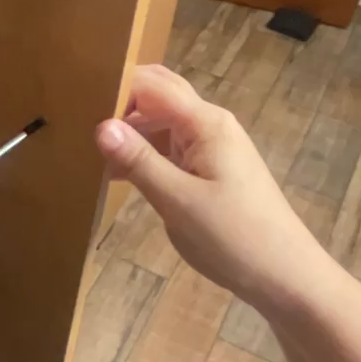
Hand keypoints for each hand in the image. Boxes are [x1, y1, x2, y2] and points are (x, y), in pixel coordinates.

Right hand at [96, 64, 324, 307]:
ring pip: (160, 122)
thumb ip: (139, 161)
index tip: (75, 100)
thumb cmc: (234, 237)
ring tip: (85, 143)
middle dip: (121, 99)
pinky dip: (142, 152)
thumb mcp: (178, 201)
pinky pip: (168, 148)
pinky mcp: (208, 169)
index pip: (152, 85)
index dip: (115, 86)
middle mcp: (208, 125)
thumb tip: (100, 125)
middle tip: (76, 115)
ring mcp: (210, 147)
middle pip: (158, 95)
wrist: (284, 276)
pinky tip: (114, 172)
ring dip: (128, 129)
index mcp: (204, 123)